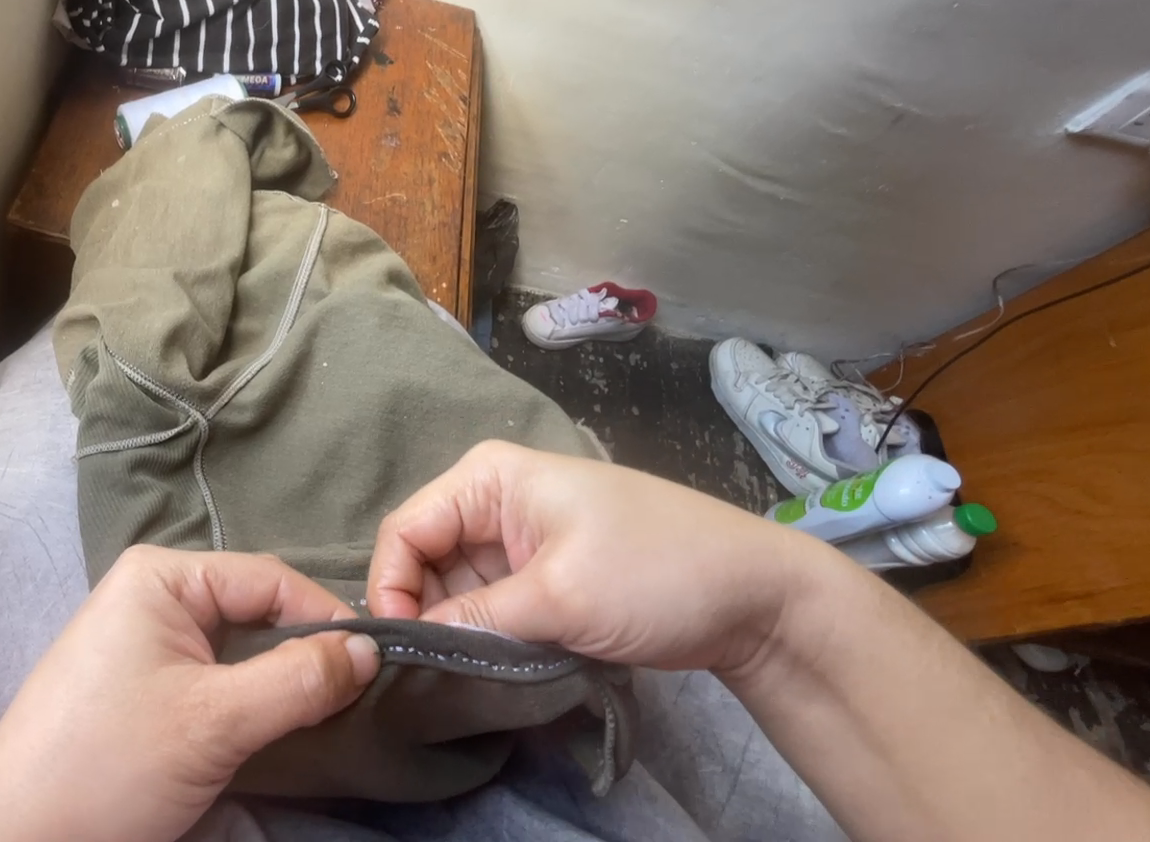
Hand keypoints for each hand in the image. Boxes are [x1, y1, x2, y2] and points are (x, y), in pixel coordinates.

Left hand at [0, 545, 380, 841]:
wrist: (13, 841)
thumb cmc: (112, 764)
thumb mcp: (215, 721)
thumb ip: (298, 680)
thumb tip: (370, 649)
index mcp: (162, 574)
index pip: (266, 578)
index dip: (324, 616)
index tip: (377, 661)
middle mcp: (151, 589)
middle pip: (251, 606)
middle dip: (301, 647)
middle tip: (354, 691)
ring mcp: (141, 633)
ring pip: (233, 642)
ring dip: (276, 674)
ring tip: (321, 707)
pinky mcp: (137, 676)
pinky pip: (209, 668)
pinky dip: (245, 691)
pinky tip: (269, 719)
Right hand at [367, 440, 830, 675]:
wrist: (758, 598)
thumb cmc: (655, 572)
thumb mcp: (560, 596)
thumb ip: (476, 620)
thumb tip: (411, 645)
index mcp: (486, 478)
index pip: (406, 529)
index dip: (391, 587)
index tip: (402, 650)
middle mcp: (490, 499)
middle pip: (424, 557)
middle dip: (426, 612)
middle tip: (437, 672)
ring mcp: (514, 536)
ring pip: (453, 586)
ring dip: (458, 629)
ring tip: (471, 672)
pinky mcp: (537, 571)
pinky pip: (488, 602)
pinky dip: (486, 634)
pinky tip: (495, 664)